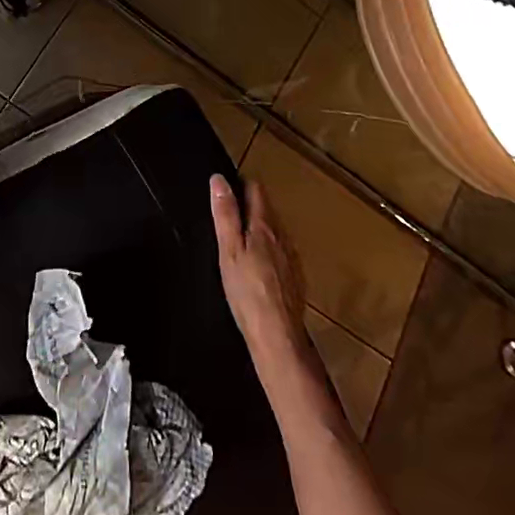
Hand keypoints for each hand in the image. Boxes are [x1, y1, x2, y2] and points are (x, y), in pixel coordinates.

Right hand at [210, 174, 307, 356]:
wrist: (277, 334)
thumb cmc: (246, 291)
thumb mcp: (228, 250)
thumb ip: (225, 214)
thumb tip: (219, 180)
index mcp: (264, 226)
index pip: (256, 190)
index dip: (241, 184)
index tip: (227, 186)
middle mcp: (283, 236)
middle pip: (267, 209)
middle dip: (250, 205)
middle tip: (229, 211)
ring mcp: (292, 257)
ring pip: (276, 231)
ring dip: (260, 228)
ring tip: (241, 237)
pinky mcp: (296, 277)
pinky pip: (281, 252)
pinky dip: (269, 250)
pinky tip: (258, 266)